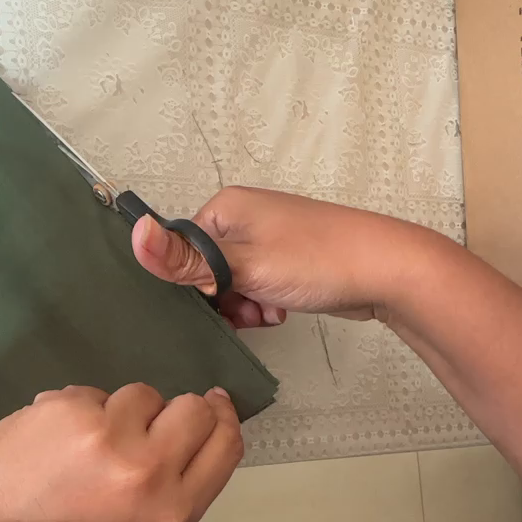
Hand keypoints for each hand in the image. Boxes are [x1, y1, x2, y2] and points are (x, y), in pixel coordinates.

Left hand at [0, 383, 243, 521]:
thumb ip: (172, 482)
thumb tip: (199, 422)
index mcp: (172, 513)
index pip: (226, 447)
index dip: (223, 420)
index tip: (216, 403)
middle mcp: (151, 474)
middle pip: (197, 409)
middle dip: (177, 410)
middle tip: (144, 425)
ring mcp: (112, 437)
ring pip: (145, 393)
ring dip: (123, 409)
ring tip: (84, 443)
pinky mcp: (75, 408)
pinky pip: (98, 392)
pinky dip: (82, 407)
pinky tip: (54, 435)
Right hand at [131, 186, 445, 328]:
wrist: (387, 270)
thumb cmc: (314, 262)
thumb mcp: (243, 265)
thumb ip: (186, 259)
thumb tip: (134, 234)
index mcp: (225, 208)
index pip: (180, 251)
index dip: (191, 285)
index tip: (214, 304)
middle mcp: (243, 217)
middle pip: (204, 270)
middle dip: (221, 301)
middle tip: (248, 313)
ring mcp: (266, 238)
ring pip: (231, 284)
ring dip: (244, 307)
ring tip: (268, 313)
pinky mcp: (285, 260)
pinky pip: (255, 286)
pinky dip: (263, 303)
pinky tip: (281, 312)